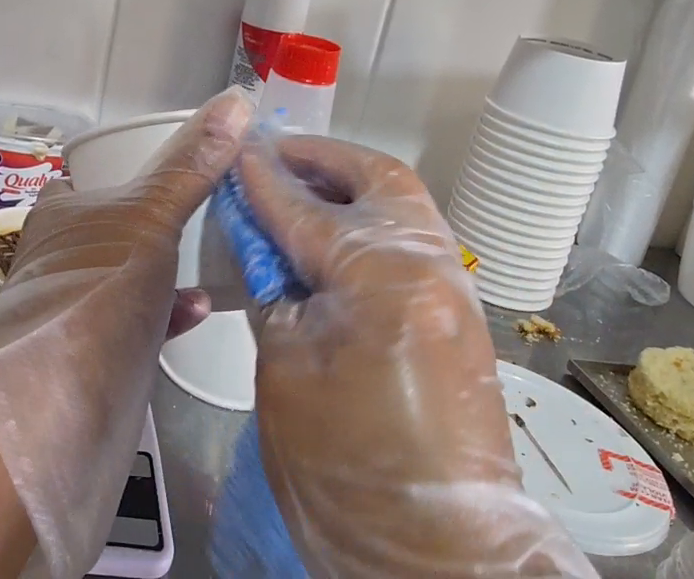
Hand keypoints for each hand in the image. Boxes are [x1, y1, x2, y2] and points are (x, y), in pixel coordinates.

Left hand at [12, 90, 250, 339]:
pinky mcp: (91, 353)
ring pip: (124, 278)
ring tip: (212, 264)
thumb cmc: (101, 280)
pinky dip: (165, 314)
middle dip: (153, 228)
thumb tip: (237, 99)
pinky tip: (197, 310)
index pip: (87, 181)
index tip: (169, 175)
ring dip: (163, 273)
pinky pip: (134, 323)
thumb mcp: (152, 213)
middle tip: (203, 219)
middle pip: (111, 230)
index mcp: (62, 213)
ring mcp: (73, 306)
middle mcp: (61, 254)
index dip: (123, 174)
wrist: (65, 391)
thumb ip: (191, 166)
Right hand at [239, 136, 595, 578]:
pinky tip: (331, 236)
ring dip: (349, 186)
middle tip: (274, 156)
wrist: (435, 550)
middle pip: (378, 181)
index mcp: (383, 281)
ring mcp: (454, 293)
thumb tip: (260, 244)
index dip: (261, 181)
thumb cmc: (346, 470)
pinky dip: (370, 220)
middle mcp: (431, 271)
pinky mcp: (458, 318)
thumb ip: (272, 291)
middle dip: (322, 160)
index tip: (235, 154)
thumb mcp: (285, 371)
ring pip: (403, 205)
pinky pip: (413, 240)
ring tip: (297, 187)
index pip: (306, 209)